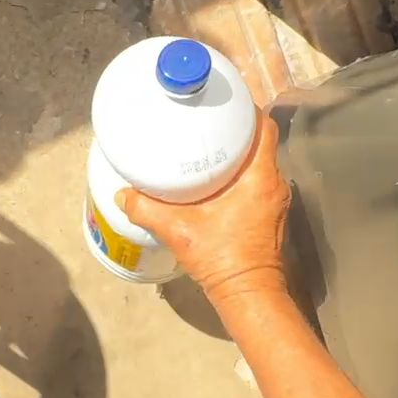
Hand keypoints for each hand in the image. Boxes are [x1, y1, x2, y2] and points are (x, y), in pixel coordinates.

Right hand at [119, 111, 289, 304]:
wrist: (248, 295)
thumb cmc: (223, 260)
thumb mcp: (178, 231)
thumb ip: (147, 210)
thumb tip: (123, 195)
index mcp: (260, 178)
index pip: (265, 128)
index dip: (248, 110)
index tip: (226, 103)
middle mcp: (274, 184)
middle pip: (260, 143)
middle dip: (235, 131)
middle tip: (206, 123)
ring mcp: (274, 202)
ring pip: (258, 164)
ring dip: (237, 154)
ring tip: (207, 147)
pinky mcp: (268, 216)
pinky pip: (255, 183)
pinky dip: (237, 176)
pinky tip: (212, 181)